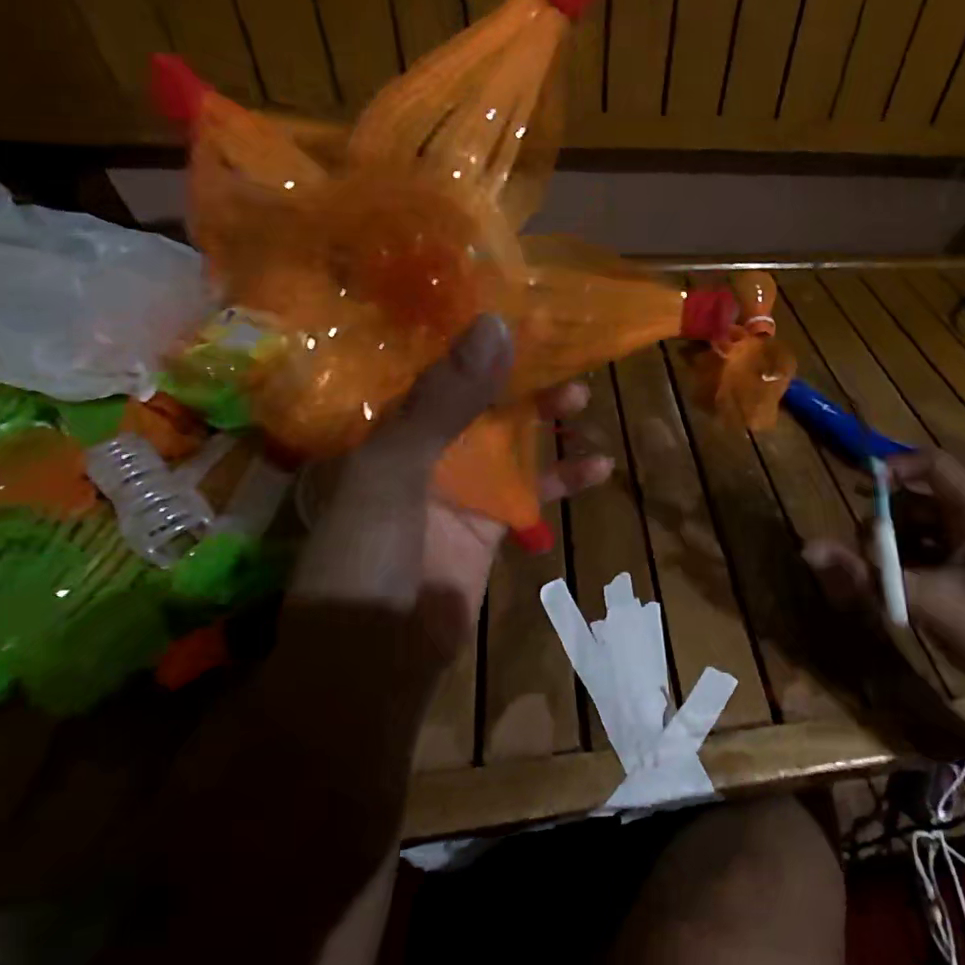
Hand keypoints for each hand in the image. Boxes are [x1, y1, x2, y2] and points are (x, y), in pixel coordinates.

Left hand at [291, 315, 611, 657]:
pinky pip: (529, 492)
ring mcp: (456, 488)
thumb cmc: (366, 554)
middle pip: (477, 400)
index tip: (514, 308)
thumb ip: (444, 401)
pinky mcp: (487, 525)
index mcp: (385, 428)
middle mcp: (420, 450)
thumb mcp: (395, 469)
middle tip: (561, 351)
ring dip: (543, 421)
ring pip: (508, 441)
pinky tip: (598, 467)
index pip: (431, 368)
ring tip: (581, 401)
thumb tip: (496, 325)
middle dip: (516, 377)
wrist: (371, 656)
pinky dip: (560, 479)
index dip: (471, 339)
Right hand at [802, 451, 964, 729]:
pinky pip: (928, 547)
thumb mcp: (920, 600)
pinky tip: (896, 589)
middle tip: (864, 552)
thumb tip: (806, 548)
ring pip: (918, 524)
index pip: (933, 465)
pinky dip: (905, 560)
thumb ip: (861, 571)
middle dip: (884, 518)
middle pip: (918, 496)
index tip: (856, 488)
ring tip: (879, 578)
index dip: (892, 468)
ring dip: (891, 543)